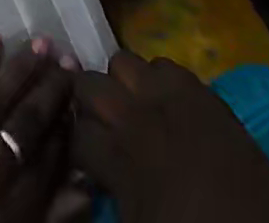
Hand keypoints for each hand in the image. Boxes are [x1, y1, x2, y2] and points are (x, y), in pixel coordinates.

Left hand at [0, 33, 76, 222]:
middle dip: (49, 91)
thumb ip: (50, 217)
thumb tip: (85, 186)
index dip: (67, 127)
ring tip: (39, 42)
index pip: (49, 162)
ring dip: (17, 71)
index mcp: (12, 212)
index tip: (81, 94)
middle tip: (67, 57)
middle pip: (23, 126)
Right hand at [70, 51, 268, 222]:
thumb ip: (108, 188)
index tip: (85, 152)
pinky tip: (165, 102)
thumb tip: (91, 175)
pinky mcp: (195, 86)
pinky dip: (158, 79)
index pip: (73, 131)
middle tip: (103, 124)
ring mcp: (164, 94)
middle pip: (87, 84)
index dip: (76, 141)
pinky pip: (162, 64)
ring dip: (123, 84)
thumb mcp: (137, 220)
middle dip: (90, 102)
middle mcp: (131, 115)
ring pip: (121, 62)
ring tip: (133, 105)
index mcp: (115, 155)